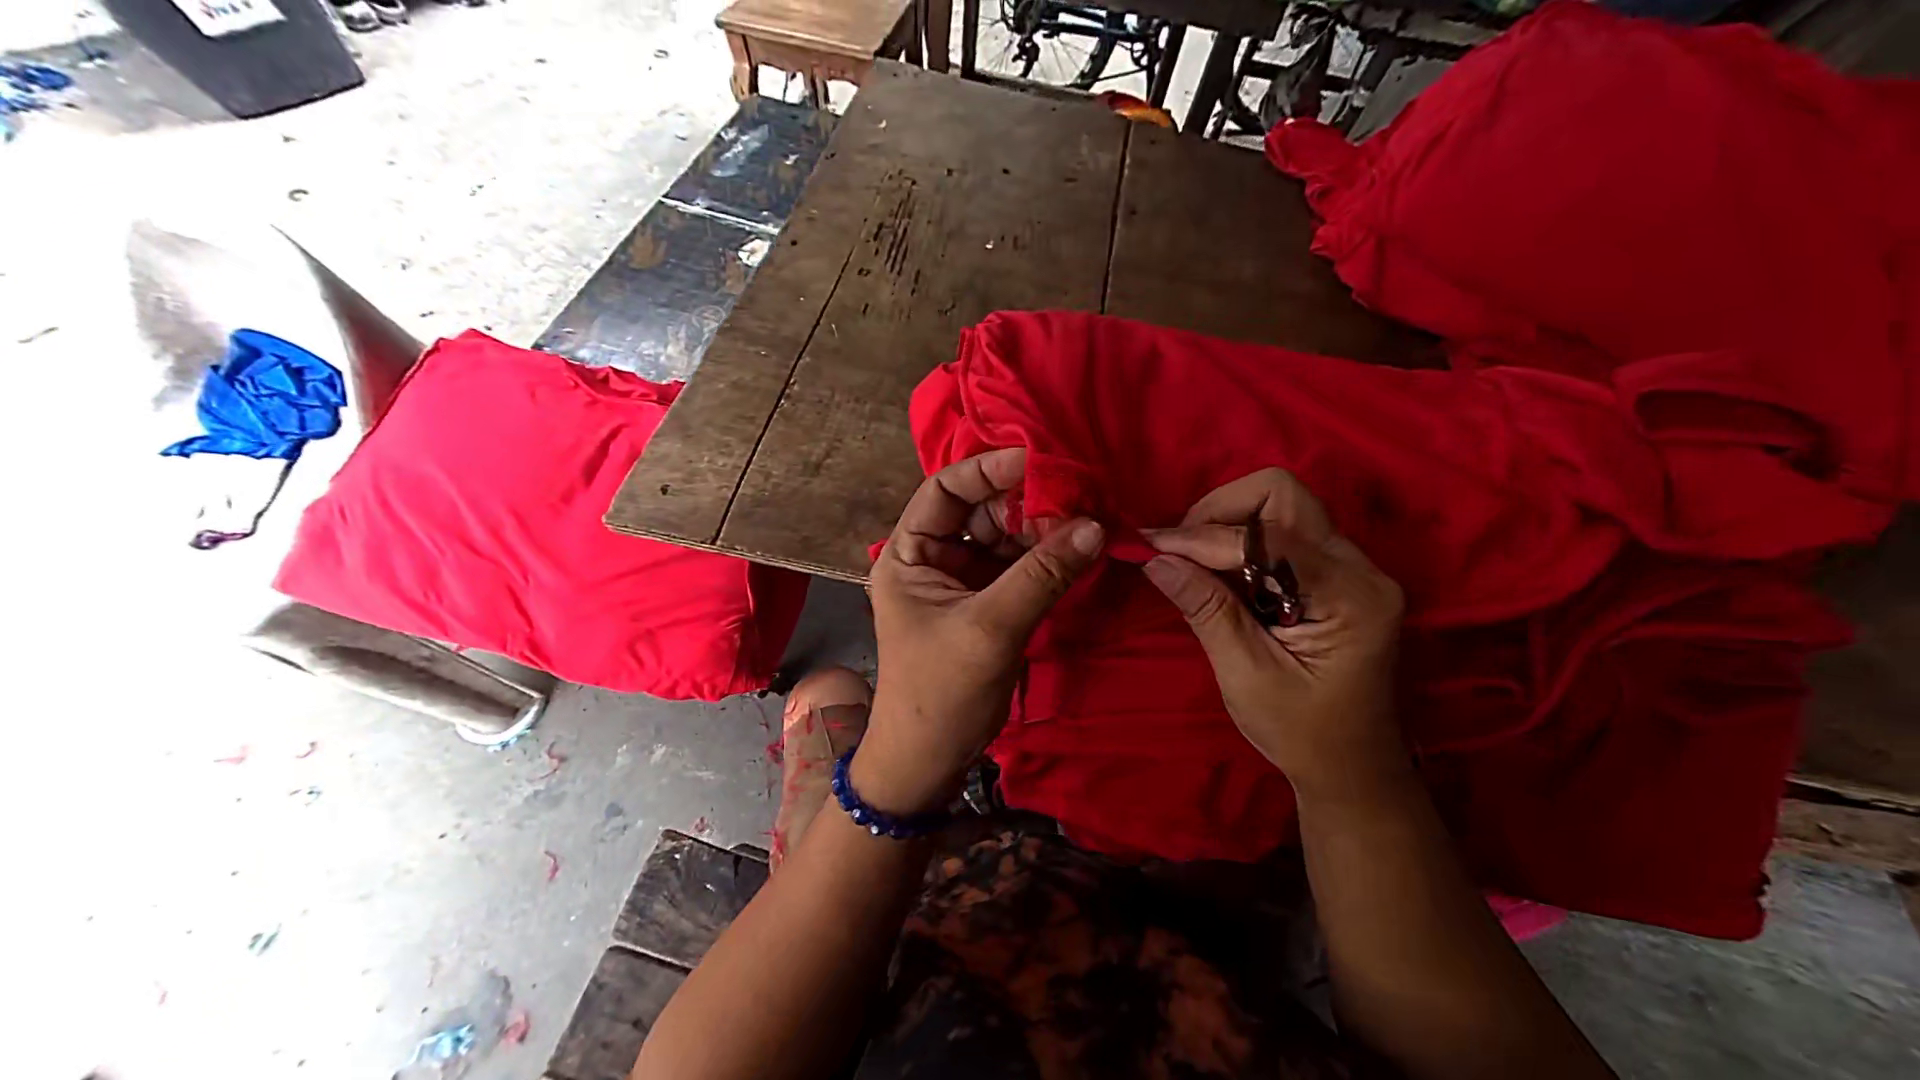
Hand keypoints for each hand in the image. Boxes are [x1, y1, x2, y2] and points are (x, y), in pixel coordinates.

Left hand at [859, 448, 1104, 814]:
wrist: (929, 761)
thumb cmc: (940, 692)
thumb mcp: (990, 629)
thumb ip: (1042, 575)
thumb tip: (1095, 525)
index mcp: (909, 554)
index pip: (945, 490)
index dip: (989, 470)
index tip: (1040, 460)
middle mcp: (932, 560)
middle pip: (981, 511)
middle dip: (1026, 503)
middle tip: (1078, 499)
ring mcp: (962, 583)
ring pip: (1004, 538)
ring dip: (1042, 530)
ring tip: (1087, 522)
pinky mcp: (987, 605)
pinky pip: (1018, 568)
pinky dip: (1046, 559)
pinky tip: (1077, 550)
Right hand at [1141, 468, 1407, 800]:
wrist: (1352, 768)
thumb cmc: (1302, 733)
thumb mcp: (1247, 676)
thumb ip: (1206, 610)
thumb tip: (1156, 559)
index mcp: (1349, 598)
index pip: (1268, 538)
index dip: (1203, 537)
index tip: (1151, 547)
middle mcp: (1361, 569)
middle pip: (1284, 495)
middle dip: (1220, 511)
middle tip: (1180, 549)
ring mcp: (1353, 567)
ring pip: (1282, 505)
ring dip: (1228, 522)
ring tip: (1193, 561)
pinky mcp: (1336, 573)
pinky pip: (1283, 530)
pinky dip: (1240, 539)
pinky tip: (1217, 570)